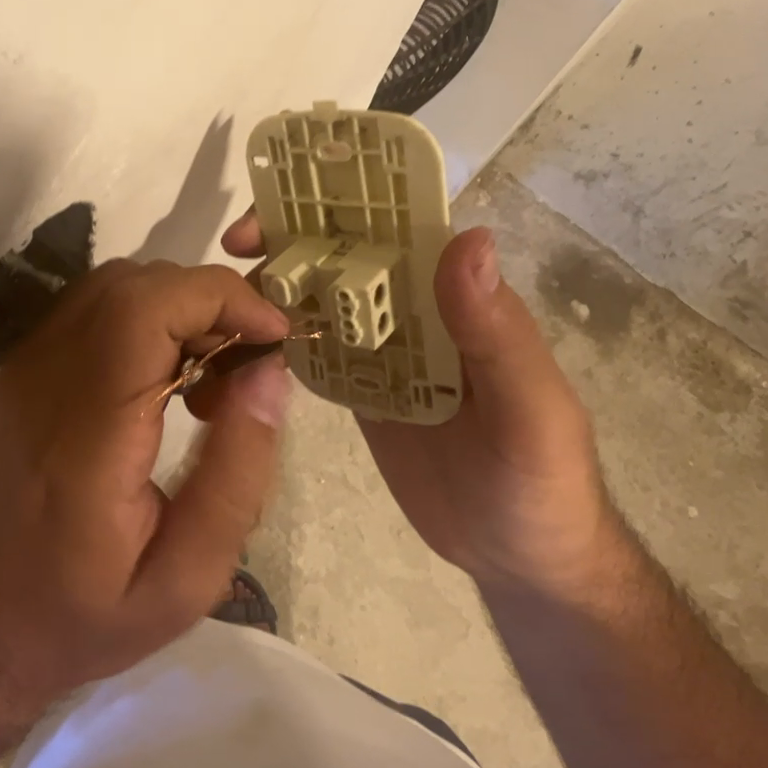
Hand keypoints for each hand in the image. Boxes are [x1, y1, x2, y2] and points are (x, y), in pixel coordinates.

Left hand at [0, 259, 294, 721]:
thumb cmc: (87, 615)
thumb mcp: (187, 577)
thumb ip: (235, 474)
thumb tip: (269, 374)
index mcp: (87, 433)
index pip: (146, 308)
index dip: (219, 298)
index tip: (273, 337)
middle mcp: (45, 382)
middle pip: (131, 285)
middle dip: (207, 302)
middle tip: (248, 366)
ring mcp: (23, 372)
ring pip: (109, 289)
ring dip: (176, 310)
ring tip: (211, 382)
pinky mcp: (18, 375)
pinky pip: (88, 313)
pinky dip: (142, 323)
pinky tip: (164, 385)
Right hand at [221, 211, 615, 597]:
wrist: (522, 561)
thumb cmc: (543, 483)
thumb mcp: (531, 410)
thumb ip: (496, 333)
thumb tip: (467, 238)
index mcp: (461, 300)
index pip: (398, 229)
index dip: (341, 206)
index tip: (281, 208)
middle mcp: (420, 314)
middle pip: (349, 258)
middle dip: (292, 242)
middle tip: (234, 251)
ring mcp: (387, 355)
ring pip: (325, 303)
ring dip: (278, 290)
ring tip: (225, 300)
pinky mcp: (364, 395)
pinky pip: (318, 357)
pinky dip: (282, 346)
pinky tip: (241, 348)